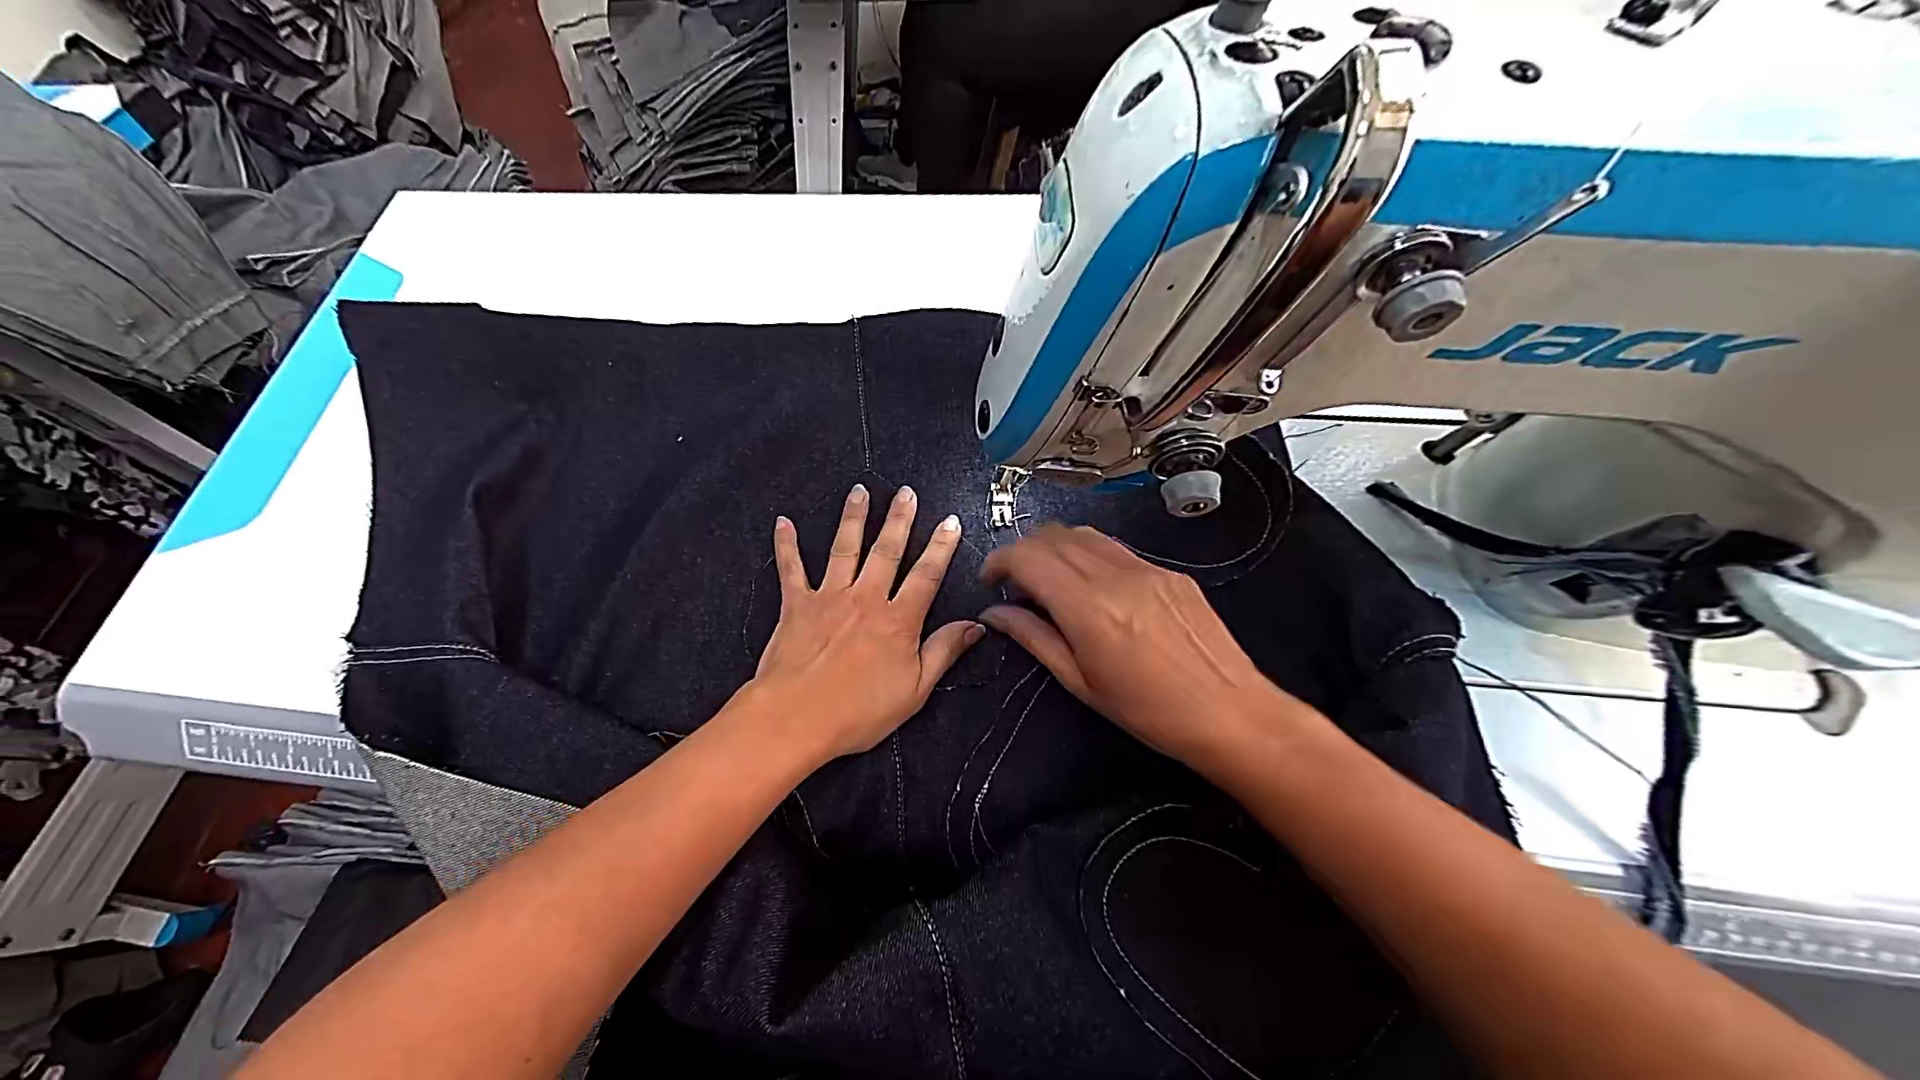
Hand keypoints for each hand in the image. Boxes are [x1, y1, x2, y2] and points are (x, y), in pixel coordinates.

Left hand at [749, 483, 984, 758]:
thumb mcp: (915, 690)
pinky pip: (791, 568)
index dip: (941, 546)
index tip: (949, 523)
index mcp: (897, 621)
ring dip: (853, 517)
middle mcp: (865, 600)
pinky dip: (786, 545)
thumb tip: (972, 628)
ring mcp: (829, 598)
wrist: (796, 716)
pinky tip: (784, 523)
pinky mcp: (797, 606)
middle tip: (906, 494)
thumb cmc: (855, 711)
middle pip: (887, 550)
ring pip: (845, 548)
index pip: (926, 574)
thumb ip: (944, 652)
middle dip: (899, 519)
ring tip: (860, 492)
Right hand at [979, 525, 1300, 763]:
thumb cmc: (1153, 711)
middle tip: (1015, 581)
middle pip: (1053, 537)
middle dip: (1023, 551)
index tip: (991, 577)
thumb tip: (998, 615)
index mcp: (1089, 609)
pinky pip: (1117, 549)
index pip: (1028, 558)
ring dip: (1056, 547)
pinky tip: (1093, 586)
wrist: (1230, 713)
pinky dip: (1091, 556)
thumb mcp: (1080, 682)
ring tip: (1050, 580)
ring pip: (1085, 534)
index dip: (999, 560)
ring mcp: (1147, 570)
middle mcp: (1117, 578)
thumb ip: (1034, 638)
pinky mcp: (1169, 573)